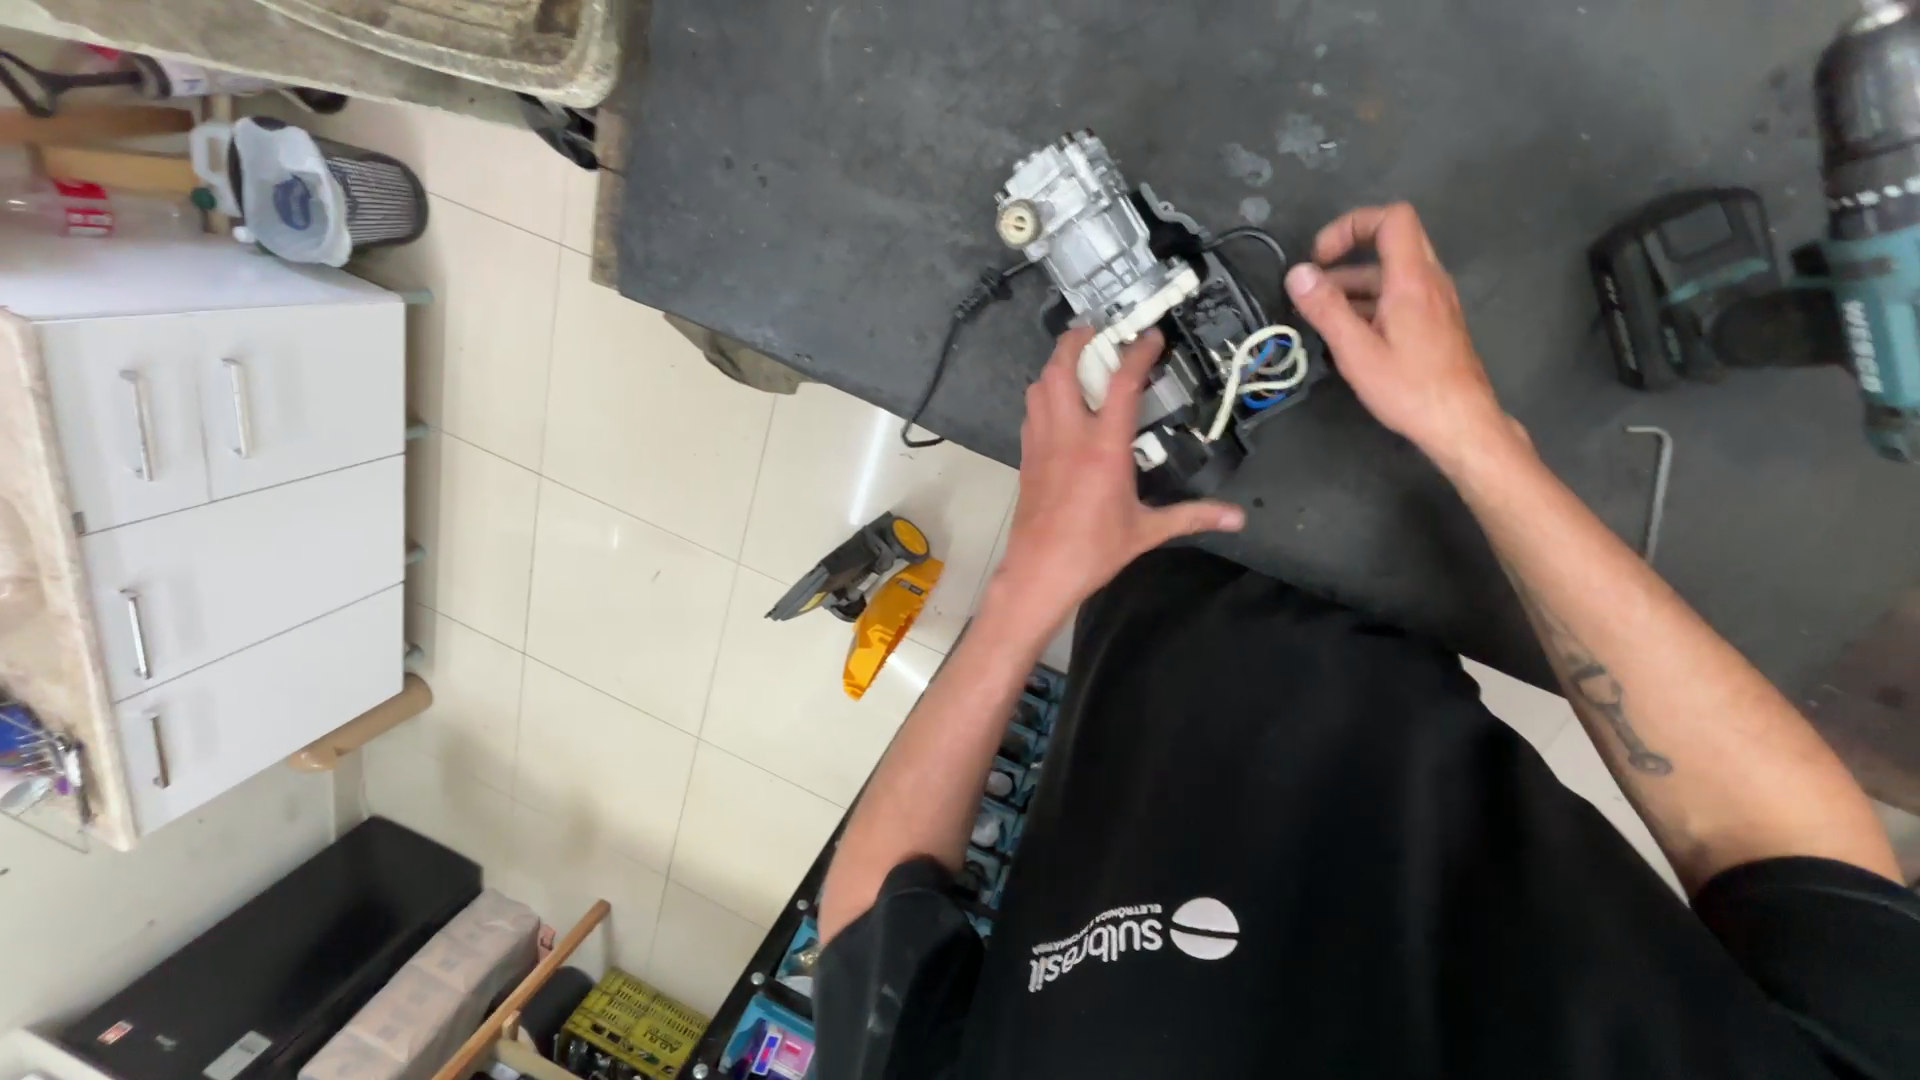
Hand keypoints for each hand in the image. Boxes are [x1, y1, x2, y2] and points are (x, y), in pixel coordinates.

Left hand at [988, 327, 1245, 623]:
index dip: (1138, 352)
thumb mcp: (1147, 532)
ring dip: (1055, 365)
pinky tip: (1056, 403)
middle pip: (1062, 369)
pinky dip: (1042, 395)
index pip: (1121, 383)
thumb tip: (1236, 518)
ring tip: (1075, 359)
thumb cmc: (1093, 550)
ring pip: (1039, 386)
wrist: (1039, 571)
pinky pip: (1030, 412)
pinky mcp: (1026, 457)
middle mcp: (1068, 436)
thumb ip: (1192, 516)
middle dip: (1076, 340)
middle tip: (1094, 330)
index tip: (1151, 336)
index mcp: (1104, 448)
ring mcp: (1041, 444)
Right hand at [1284, 203, 1520, 473]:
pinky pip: (1399, 295)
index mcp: (1412, 279)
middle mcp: (1429, 280)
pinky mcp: (1434, 321)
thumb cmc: (1408, 387)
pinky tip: (1347, 334)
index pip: (1392, 218)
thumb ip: (1326, 309)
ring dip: (1353, 284)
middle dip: (1348, 254)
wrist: (1459, 420)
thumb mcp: (1356, 350)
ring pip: (1392, 273)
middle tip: (1315, 284)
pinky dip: (1369, 302)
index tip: (1320, 259)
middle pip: (1391, 241)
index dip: (1351, 225)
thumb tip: (1297, 273)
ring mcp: (1435, 300)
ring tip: (1319, 315)